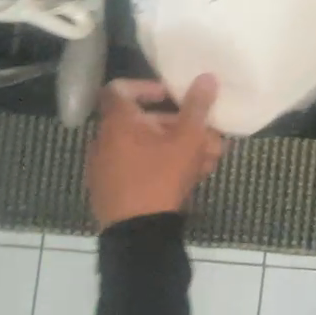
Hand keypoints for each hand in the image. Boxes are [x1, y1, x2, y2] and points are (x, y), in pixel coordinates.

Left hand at [85, 76, 224, 229]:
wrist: (138, 237)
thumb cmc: (161, 176)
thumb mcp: (187, 138)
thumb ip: (197, 106)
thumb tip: (206, 77)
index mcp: (118, 123)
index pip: (119, 89)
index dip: (146, 87)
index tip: (170, 95)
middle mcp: (105, 142)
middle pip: (143, 121)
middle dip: (180, 125)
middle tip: (206, 134)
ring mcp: (107, 170)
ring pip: (147, 147)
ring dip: (179, 147)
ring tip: (210, 159)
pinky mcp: (113, 192)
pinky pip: (139, 168)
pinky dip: (164, 166)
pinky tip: (195, 176)